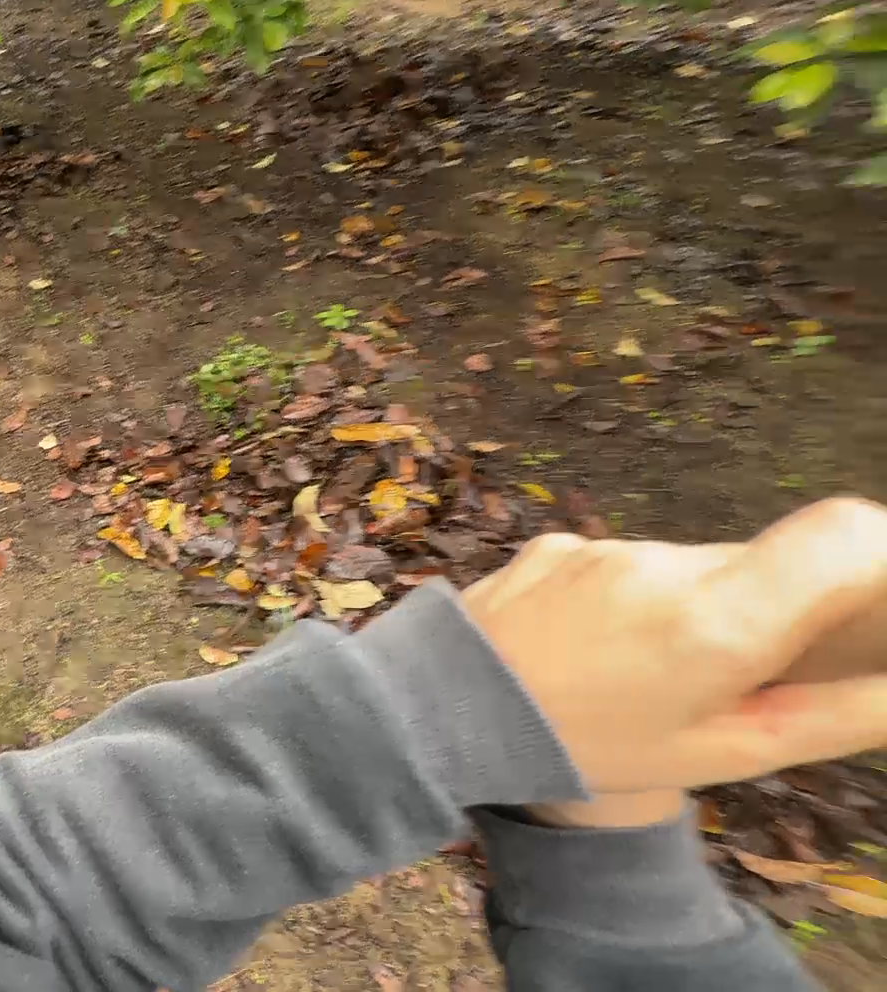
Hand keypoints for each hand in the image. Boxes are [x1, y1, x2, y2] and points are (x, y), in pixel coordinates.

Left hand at [460, 498, 886, 803]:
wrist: (441, 706)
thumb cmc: (588, 745)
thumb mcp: (723, 750)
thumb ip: (839, 711)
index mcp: (715, 618)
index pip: (845, 534)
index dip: (884, 554)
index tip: (876, 598)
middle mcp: (654, 565)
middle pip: (757, 560)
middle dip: (768, 605)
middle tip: (728, 667)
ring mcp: (591, 549)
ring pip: (683, 564)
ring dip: (688, 603)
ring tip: (637, 663)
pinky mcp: (544, 546)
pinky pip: (614, 562)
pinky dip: (624, 593)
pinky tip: (583, 639)